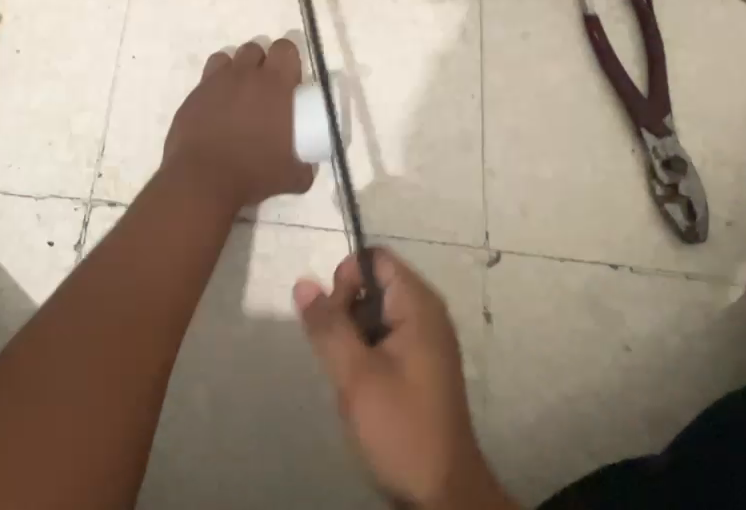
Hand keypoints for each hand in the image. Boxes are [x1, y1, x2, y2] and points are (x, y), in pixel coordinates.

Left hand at [161, 39, 315, 211]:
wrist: (203, 179)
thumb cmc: (253, 173)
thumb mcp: (292, 176)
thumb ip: (304, 167)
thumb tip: (307, 167)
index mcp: (276, 86)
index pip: (286, 48)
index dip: (288, 59)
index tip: (289, 79)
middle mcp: (245, 75)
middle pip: (255, 49)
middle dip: (261, 62)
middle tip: (264, 88)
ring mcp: (216, 82)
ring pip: (228, 58)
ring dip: (236, 69)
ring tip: (238, 93)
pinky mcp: (194, 94)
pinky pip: (207, 77)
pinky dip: (214, 86)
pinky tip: (216, 106)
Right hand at [295, 250, 517, 509]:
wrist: (442, 492)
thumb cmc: (400, 427)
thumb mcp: (355, 375)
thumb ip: (328, 325)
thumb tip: (303, 282)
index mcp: (419, 306)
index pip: (375, 259)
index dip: (347, 278)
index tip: (335, 318)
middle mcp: (426, 315)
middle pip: (374, 284)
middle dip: (346, 309)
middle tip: (340, 353)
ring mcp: (425, 341)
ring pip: (375, 314)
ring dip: (352, 335)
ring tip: (350, 374)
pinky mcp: (420, 366)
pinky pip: (384, 338)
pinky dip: (365, 352)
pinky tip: (360, 386)